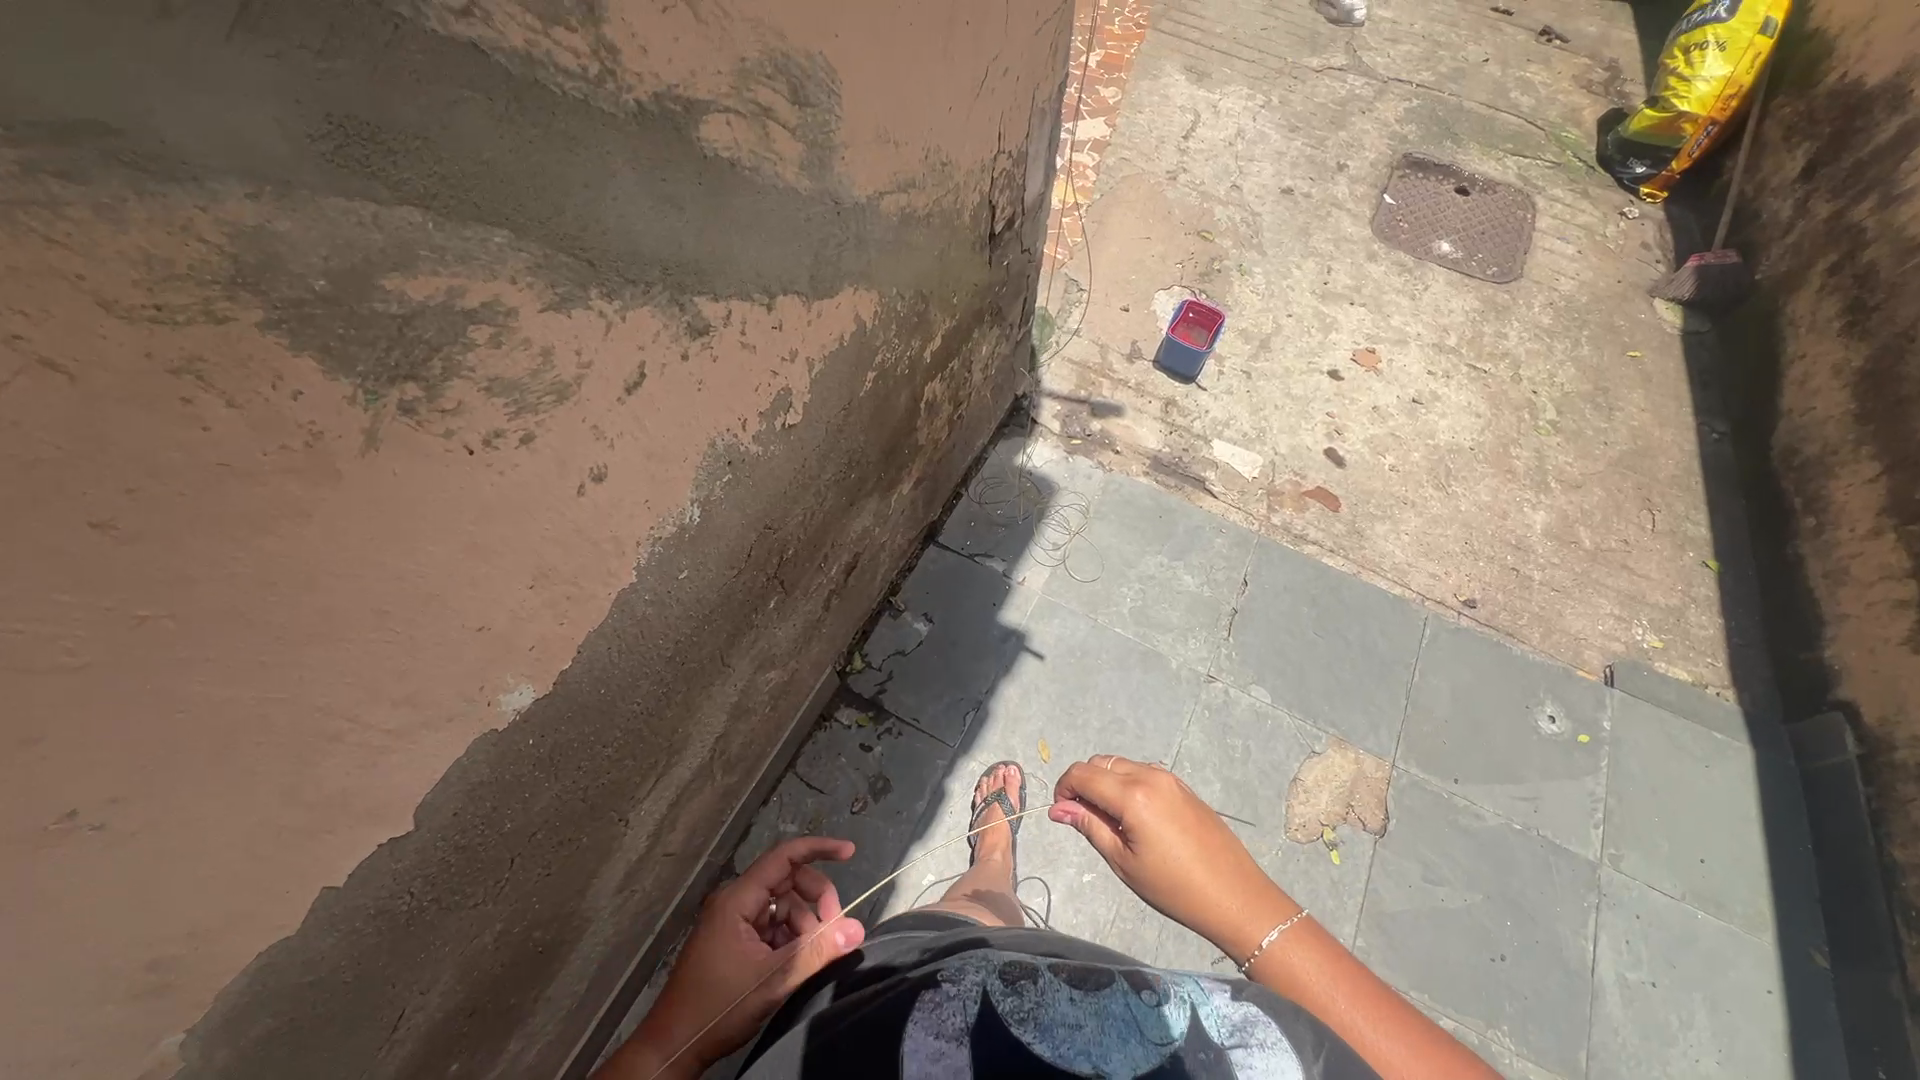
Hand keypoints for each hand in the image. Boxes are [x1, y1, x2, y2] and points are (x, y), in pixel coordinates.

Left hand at [614, 838, 865, 1077]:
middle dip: (816, 899)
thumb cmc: (717, 1008)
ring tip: (812, 955)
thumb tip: (858, 928)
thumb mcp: (772, 980)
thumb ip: (817, 951)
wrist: (673, 1047)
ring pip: (783, 906)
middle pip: (788, 882)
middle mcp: (735, 902)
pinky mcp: (735, 942)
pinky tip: (795, 963)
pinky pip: (772, 926)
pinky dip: (790, 939)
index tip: (850, 852)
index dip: (819, 849)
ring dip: (804, 925)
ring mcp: (733, 922)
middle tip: (835, 929)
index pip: (784, 857)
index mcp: (738, 899)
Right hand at [1050, 756, 1295, 960]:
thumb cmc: (1174, 888)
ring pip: (1121, 765)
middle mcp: (1150, 776)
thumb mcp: (1124, 862)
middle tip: (1084, 820)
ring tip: (1110, 822)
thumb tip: (1058, 808)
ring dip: (1105, 783)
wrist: (1236, 896)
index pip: (1082, 773)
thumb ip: (1089, 827)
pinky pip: (1143, 773)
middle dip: (1083, 784)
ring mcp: (1170, 779)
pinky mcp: (1183, 787)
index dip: (1064, 789)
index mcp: (1132, 795)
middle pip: (1100, 763)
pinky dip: (1127, 785)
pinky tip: (1135, 819)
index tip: (1063, 814)